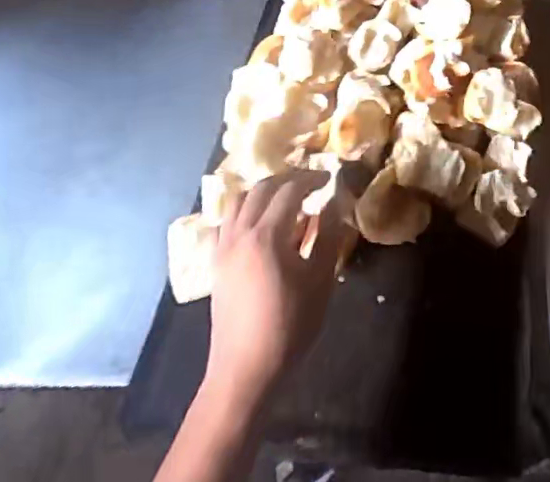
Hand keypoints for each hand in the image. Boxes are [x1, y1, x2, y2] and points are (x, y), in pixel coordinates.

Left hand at [204, 170, 349, 404]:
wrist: (245, 370)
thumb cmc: (289, 325)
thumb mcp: (320, 279)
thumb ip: (328, 235)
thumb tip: (333, 202)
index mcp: (267, 235)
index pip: (289, 190)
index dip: (311, 178)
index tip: (328, 178)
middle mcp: (240, 234)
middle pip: (261, 189)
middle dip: (287, 179)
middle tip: (310, 182)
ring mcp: (223, 248)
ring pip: (239, 201)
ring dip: (263, 191)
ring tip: (285, 198)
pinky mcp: (216, 264)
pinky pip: (227, 222)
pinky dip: (245, 211)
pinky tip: (260, 225)